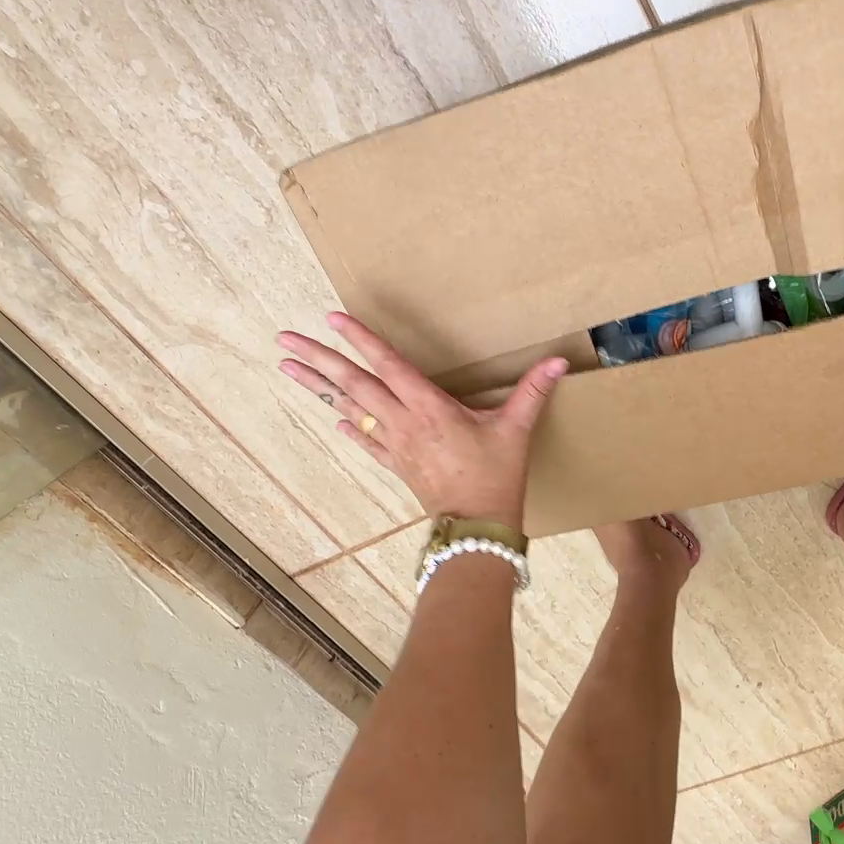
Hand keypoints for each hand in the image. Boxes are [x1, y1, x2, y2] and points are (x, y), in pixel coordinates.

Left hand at [276, 312, 567, 527]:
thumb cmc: (497, 475)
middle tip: (284, 339)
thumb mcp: (516, 429)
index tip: (332, 319)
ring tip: (289, 368)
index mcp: (430, 408)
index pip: (389, 366)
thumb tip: (559, 361)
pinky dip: (347, 428)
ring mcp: (396, 445)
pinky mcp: (398, 465)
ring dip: (318, 389)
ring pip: (350, 410)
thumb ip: (533, 391)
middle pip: (355, 385)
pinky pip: (366, 442)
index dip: (361, 341)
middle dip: (319, 360)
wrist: (477, 523)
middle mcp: (405, 422)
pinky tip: (331, 419)